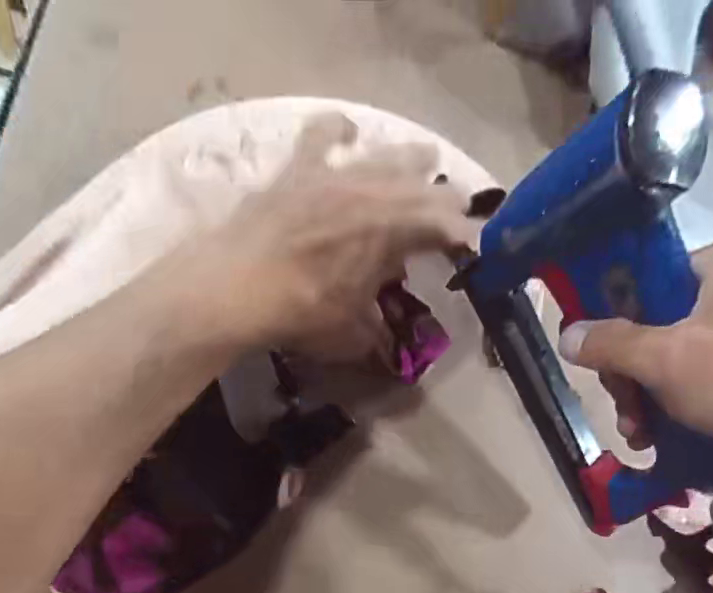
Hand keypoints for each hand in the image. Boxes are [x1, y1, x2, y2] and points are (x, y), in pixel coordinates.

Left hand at [187, 114, 477, 362]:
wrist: (236, 287)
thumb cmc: (301, 315)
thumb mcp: (350, 336)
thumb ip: (376, 334)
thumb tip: (386, 343)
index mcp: (398, 230)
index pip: (450, 228)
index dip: (469, 240)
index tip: (476, 252)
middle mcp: (378, 190)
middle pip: (429, 186)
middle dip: (447, 203)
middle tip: (451, 219)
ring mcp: (338, 171)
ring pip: (390, 153)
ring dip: (411, 163)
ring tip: (420, 169)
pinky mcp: (300, 165)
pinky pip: (326, 130)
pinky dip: (341, 130)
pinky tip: (347, 134)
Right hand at [558, 235, 712, 495]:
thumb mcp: (664, 357)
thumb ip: (609, 343)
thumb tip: (565, 334)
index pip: (654, 277)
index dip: (619, 318)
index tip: (604, 358)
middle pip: (661, 325)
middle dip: (633, 375)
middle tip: (626, 407)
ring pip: (679, 360)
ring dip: (649, 399)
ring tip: (641, 432)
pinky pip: (705, 382)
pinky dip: (680, 408)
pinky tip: (664, 438)